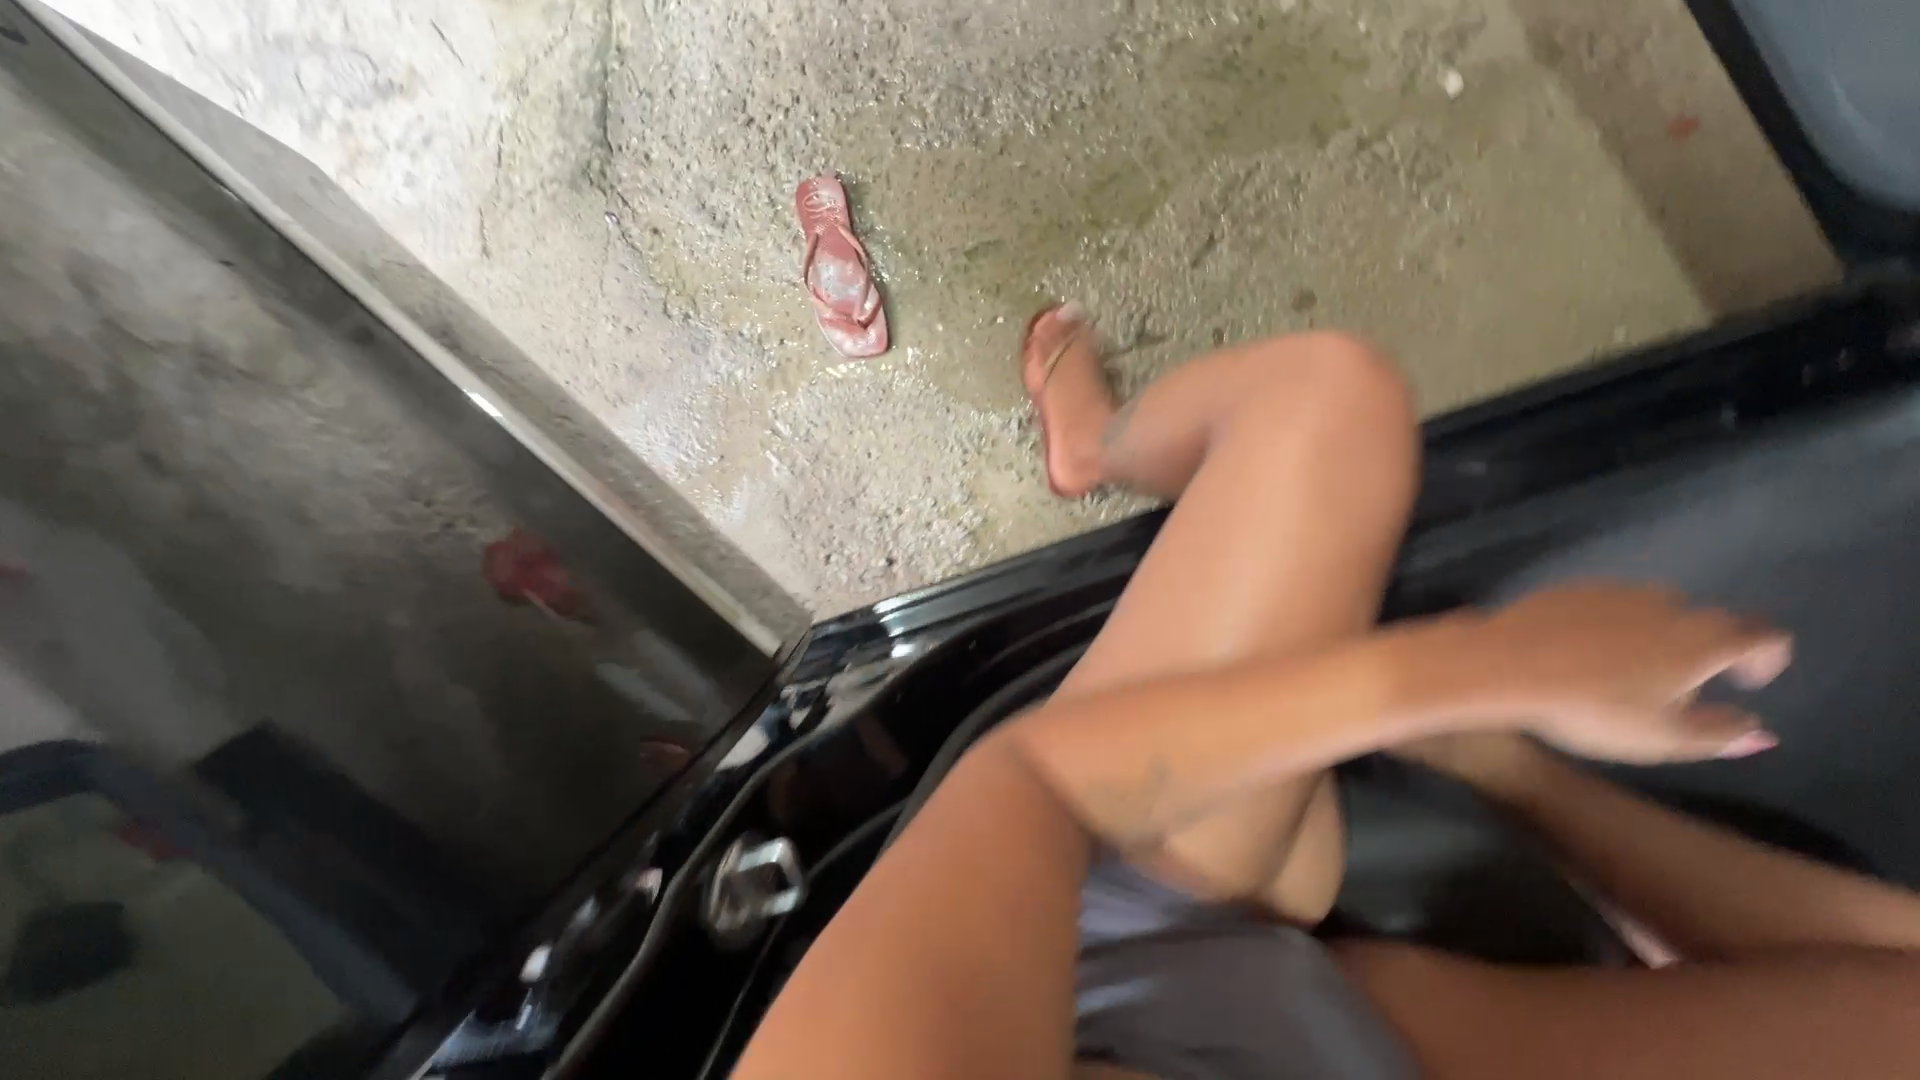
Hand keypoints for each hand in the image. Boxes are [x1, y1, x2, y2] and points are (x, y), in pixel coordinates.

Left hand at [1468, 583, 1791, 764]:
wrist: (1503, 664)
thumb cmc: (1591, 708)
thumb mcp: (1662, 738)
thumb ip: (1719, 734)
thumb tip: (1760, 731)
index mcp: (1701, 638)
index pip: (1761, 634)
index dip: (1767, 655)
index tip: (1748, 680)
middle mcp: (1662, 603)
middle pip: (1701, 618)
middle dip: (1701, 647)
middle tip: (1677, 683)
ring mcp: (1610, 591)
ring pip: (1648, 607)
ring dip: (1651, 632)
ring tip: (1625, 668)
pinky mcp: (1565, 590)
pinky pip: (1601, 605)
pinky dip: (1605, 624)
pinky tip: (1581, 650)